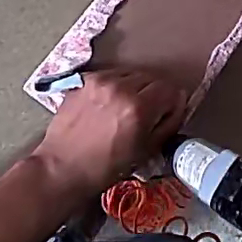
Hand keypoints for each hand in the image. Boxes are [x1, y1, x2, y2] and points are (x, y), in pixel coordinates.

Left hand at [31, 70, 187, 196]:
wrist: (62, 168)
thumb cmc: (107, 166)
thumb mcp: (148, 150)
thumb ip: (170, 122)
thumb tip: (179, 103)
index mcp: (138, 108)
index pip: (170, 89)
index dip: (172, 103)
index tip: (166, 114)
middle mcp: (120, 88)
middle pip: (153, 79)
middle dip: (155, 94)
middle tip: (147, 113)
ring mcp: (100, 81)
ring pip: (132, 73)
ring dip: (136, 87)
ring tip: (126, 107)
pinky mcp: (84, 80)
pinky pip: (112, 75)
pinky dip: (117, 85)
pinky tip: (109, 103)